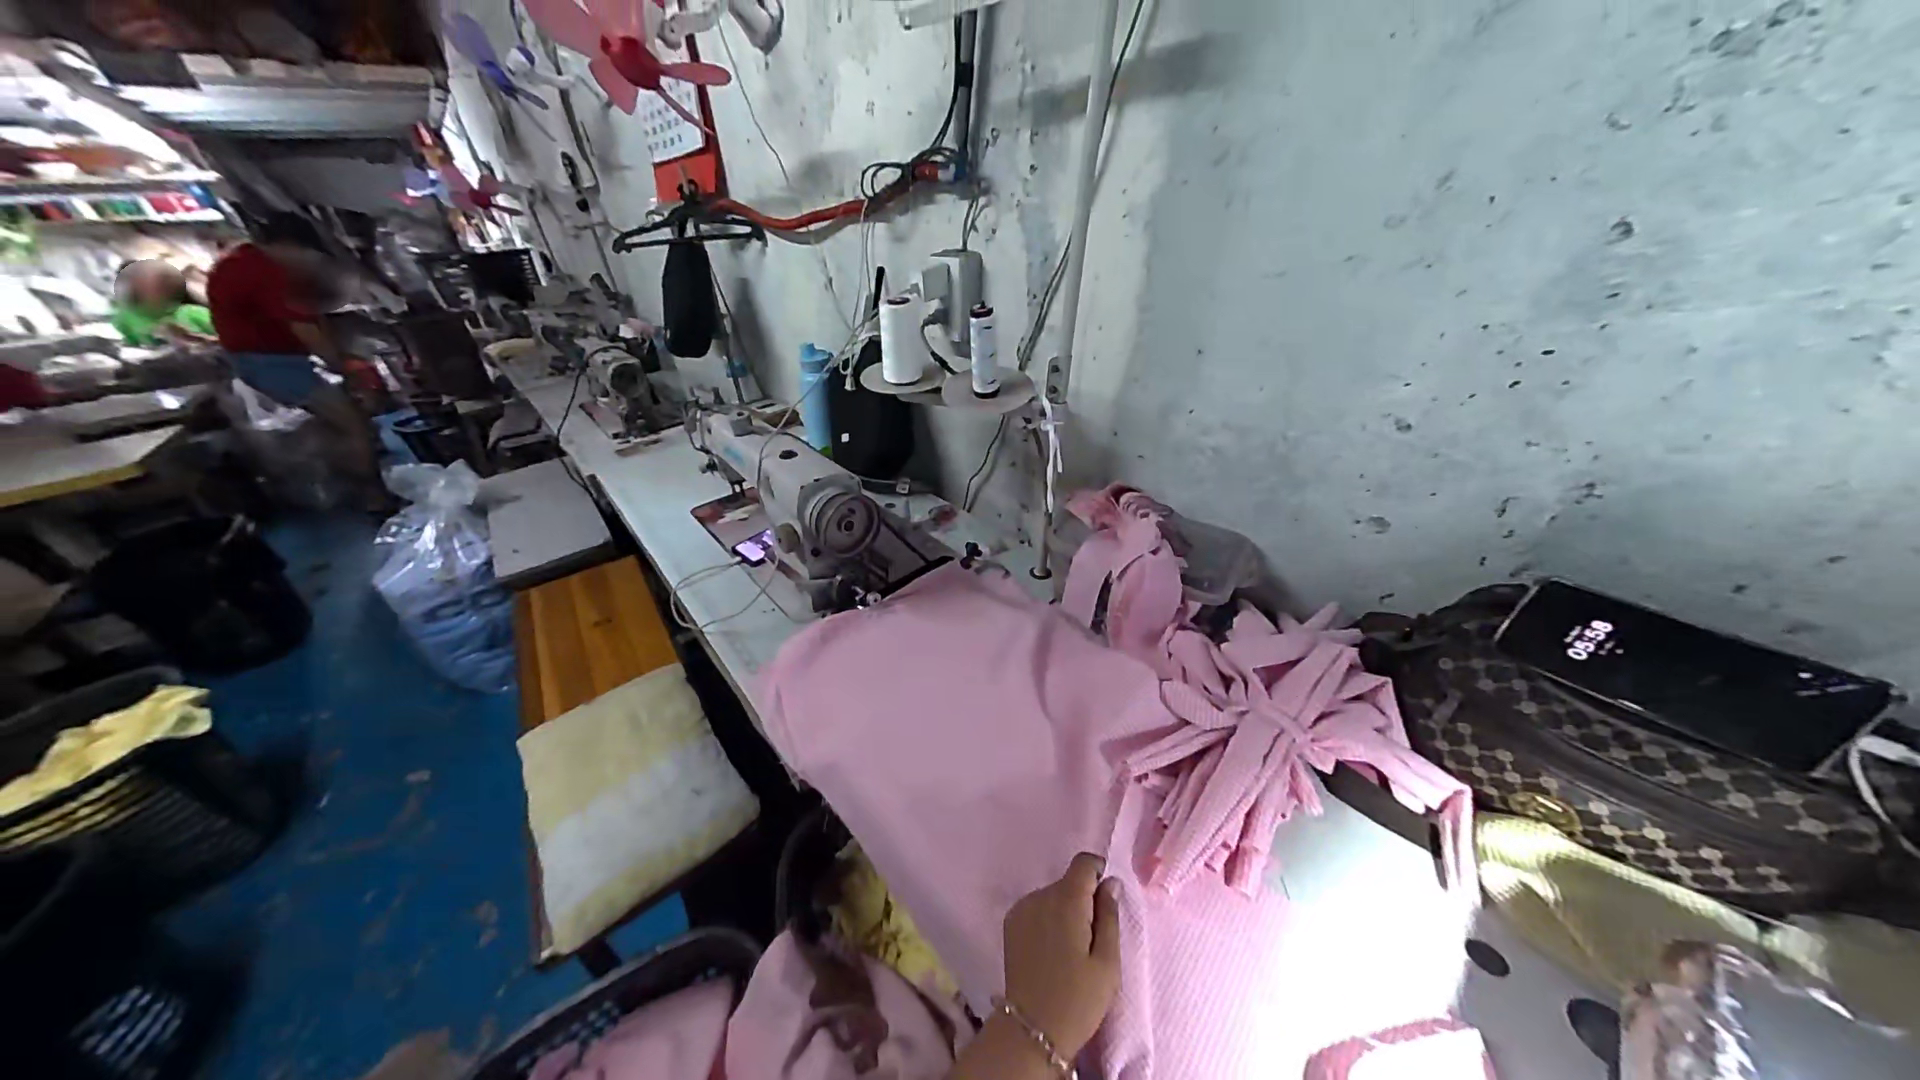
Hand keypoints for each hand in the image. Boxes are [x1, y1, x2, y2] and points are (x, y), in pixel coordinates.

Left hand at [1000, 852, 1122, 1059]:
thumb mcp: (1107, 962)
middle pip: (1068, 881)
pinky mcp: (1010, 922)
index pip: (1084, 862)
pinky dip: (1047, 919)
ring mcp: (1021, 907)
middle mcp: (1040, 894)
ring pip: (1052, 895)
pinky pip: (1036, 908)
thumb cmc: (1078, 998)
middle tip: (1091, 940)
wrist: (1032, 1028)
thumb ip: (1110, 915)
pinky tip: (1051, 951)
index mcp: (1067, 900)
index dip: (1098, 873)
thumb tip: (1110, 882)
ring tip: (1070, 950)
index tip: (1105, 901)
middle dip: (1083, 900)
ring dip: (1064, 910)